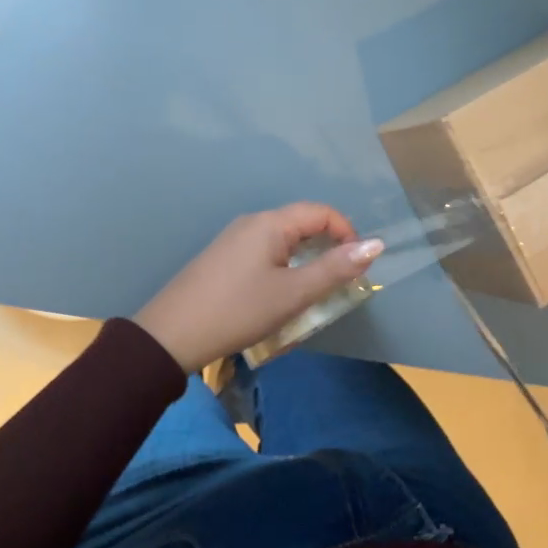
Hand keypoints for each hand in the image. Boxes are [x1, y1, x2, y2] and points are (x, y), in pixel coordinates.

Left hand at [133, 203, 383, 372]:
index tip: (358, 267)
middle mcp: (252, 222)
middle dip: (328, 246)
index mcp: (270, 223)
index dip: (347, 233)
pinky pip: (265, 251)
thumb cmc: (238, 311)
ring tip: (314, 291)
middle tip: (340, 282)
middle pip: (302, 222)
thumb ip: (335, 269)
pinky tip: (281, 294)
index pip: (321, 212)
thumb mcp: (293, 294)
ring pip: (283, 239)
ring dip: (306, 258)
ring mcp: (234, 239)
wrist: (171, 335)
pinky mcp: (223, 257)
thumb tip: (375, 245)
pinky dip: (284, 265)